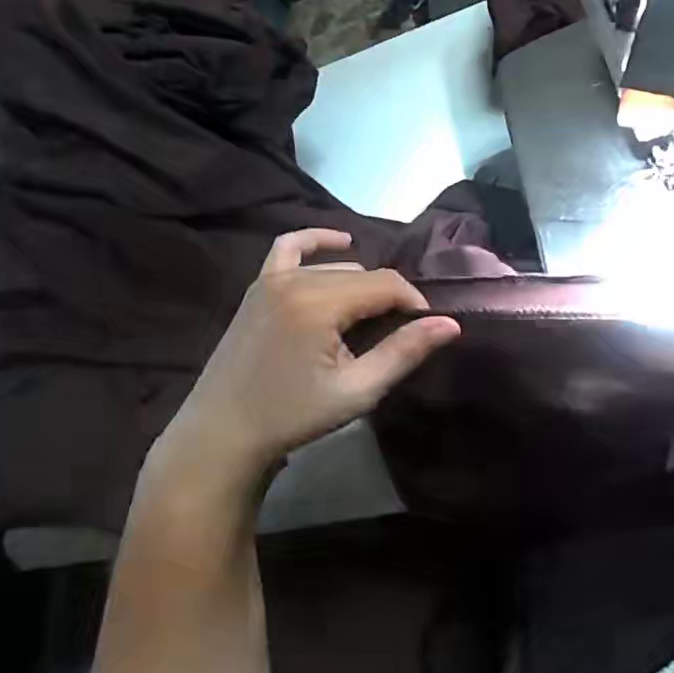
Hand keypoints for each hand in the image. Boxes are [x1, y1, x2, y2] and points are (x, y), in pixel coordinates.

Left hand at [172, 229, 459, 473]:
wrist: (223, 431)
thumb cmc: (292, 416)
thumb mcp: (356, 390)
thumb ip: (403, 352)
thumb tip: (450, 324)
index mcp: (319, 303)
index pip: (385, 284)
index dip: (412, 303)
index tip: (425, 329)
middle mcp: (295, 280)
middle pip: (362, 275)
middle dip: (388, 298)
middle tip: (398, 334)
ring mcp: (270, 279)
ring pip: (333, 267)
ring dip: (360, 283)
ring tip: (372, 316)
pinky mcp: (257, 286)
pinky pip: (289, 247)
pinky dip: (317, 241)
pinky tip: (340, 243)